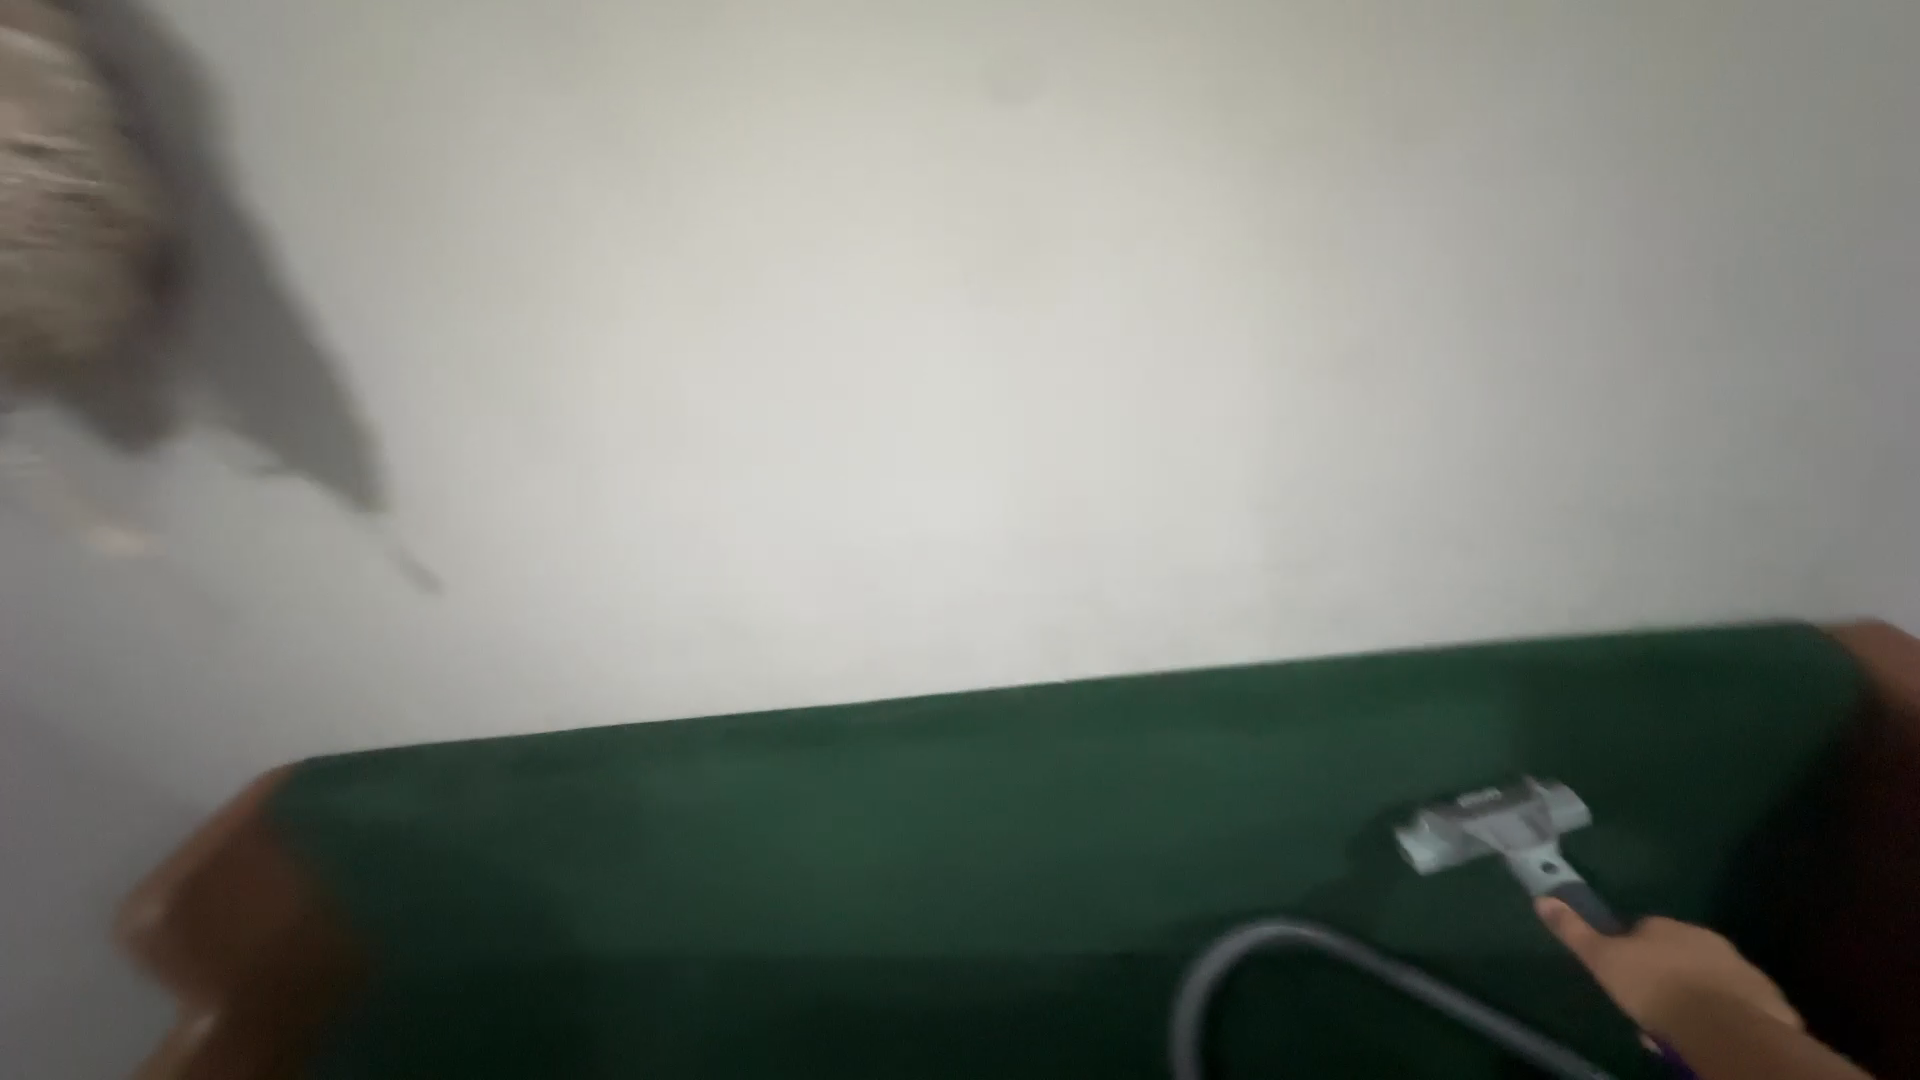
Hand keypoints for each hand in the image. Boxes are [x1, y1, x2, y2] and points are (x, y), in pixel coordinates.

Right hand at [1534, 897, 1801, 1036]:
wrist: (1726, 1029)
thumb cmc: (1654, 987)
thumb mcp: (1601, 958)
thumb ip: (1573, 930)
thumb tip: (1542, 899)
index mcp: (1665, 926)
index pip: (1643, 930)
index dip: (1631, 953)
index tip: (1624, 977)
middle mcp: (1706, 939)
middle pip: (1678, 955)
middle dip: (1665, 977)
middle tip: (1650, 1007)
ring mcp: (1743, 970)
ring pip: (1709, 981)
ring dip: (1694, 997)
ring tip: (1679, 1028)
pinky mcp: (1770, 1003)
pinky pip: (1739, 1006)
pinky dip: (1725, 1017)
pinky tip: (1711, 1036)